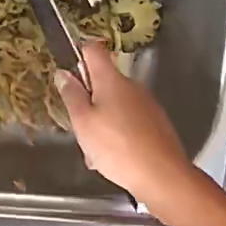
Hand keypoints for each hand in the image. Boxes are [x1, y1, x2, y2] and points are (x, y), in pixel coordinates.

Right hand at [56, 42, 197, 197]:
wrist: (162, 176)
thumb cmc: (116, 147)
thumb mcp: (83, 122)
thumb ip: (72, 95)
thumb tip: (64, 73)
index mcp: (111, 80)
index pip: (94, 50)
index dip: (78, 54)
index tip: (68, 72)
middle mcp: (132, 86)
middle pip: (103, 81)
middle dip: (88, 100)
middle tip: (79, 124)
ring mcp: (147, 104)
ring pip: (115, 105)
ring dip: (101, 121)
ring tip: (95, 150)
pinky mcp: (156, 124)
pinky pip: (129, 121)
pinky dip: (117, 134)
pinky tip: (113, 157)